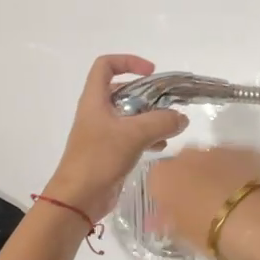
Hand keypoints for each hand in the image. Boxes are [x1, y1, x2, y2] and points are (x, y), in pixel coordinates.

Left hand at [44, 55, 186, 219]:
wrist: (78, 198)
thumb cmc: (99, 158)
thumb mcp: (133, 134)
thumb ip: (161, 122)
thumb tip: (181, 118)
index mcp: (94, 99)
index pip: (105, 66)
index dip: (127, 61)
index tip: (150, 72)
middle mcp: (97, 112)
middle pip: (123, 91)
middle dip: (148, 94)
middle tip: (170, 103)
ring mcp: (102, 133)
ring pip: (130, 115)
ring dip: (151, 118)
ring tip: (171, 127)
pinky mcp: (110, 152)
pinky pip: (131, 136)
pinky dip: (147, 137)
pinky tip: (162, 146)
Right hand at [147, 146, 259, 259]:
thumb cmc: (212, 233)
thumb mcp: (183, 237)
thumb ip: (168, 223)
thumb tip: (159, 219)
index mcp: (162, 177)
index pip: (156, 183)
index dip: (168, 199)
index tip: (179, 215)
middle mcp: (186, 156)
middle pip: (184, 166)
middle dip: (192, 182)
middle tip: (206, 208)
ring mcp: (218, 149)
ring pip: (211, 161)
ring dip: (216, 176)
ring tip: (233, 203)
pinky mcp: (247, 150)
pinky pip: (237, 161)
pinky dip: (241, 173)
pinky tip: (252, 194)